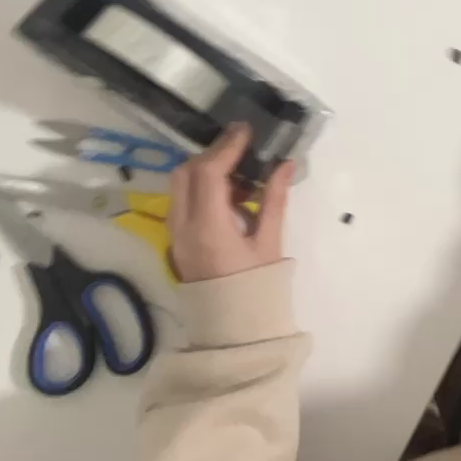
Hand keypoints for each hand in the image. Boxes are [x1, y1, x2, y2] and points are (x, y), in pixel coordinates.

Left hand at [166, 123, 293, 282]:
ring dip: (206, 170)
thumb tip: (285, 163)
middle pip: (185, 173)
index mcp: (208, 227)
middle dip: (211, 154)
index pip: (208, 173)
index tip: (246, 130)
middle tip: (241, 147)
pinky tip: (233, 196)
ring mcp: (175, 235)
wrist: (232, 330)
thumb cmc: (256, 287)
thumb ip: (275, 199)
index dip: (227, 147)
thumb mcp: (271, 242)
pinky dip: (202, 188)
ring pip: (180, 185)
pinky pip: (183, 201)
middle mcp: (183, 227)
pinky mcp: (178, 240)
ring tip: (241, 174)